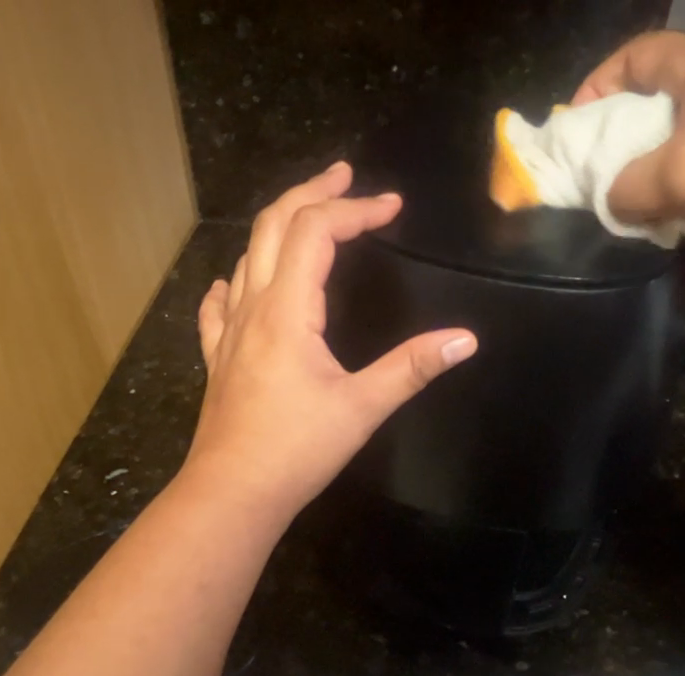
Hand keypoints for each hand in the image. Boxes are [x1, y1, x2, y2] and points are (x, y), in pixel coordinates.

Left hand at [184, 163, 477, 519]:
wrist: (232, 492)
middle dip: (311, 192)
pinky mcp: (218, 360)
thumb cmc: (296, 450)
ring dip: (278, 227)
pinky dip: (236, 280)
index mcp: (286, 310)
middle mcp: (252, 308)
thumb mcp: (362, 408)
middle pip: (272, 225)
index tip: (393, 208)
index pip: (316, 230)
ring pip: (246, 257)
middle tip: (346, 175)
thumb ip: (411, 368)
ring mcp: (228, 333)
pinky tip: (235, 284)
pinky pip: (220, 305)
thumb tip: (466, 339)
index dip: (356, 209)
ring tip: (308, 217)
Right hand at [575, 33, 684, 250]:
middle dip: (630, 146)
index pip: (638, 55)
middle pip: (661, 105)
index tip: (578, 126)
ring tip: (654, 217)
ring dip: (665, 184)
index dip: (599, 84)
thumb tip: (614, 199)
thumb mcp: (674, 177)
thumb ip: (626, 188)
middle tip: (608, 182)